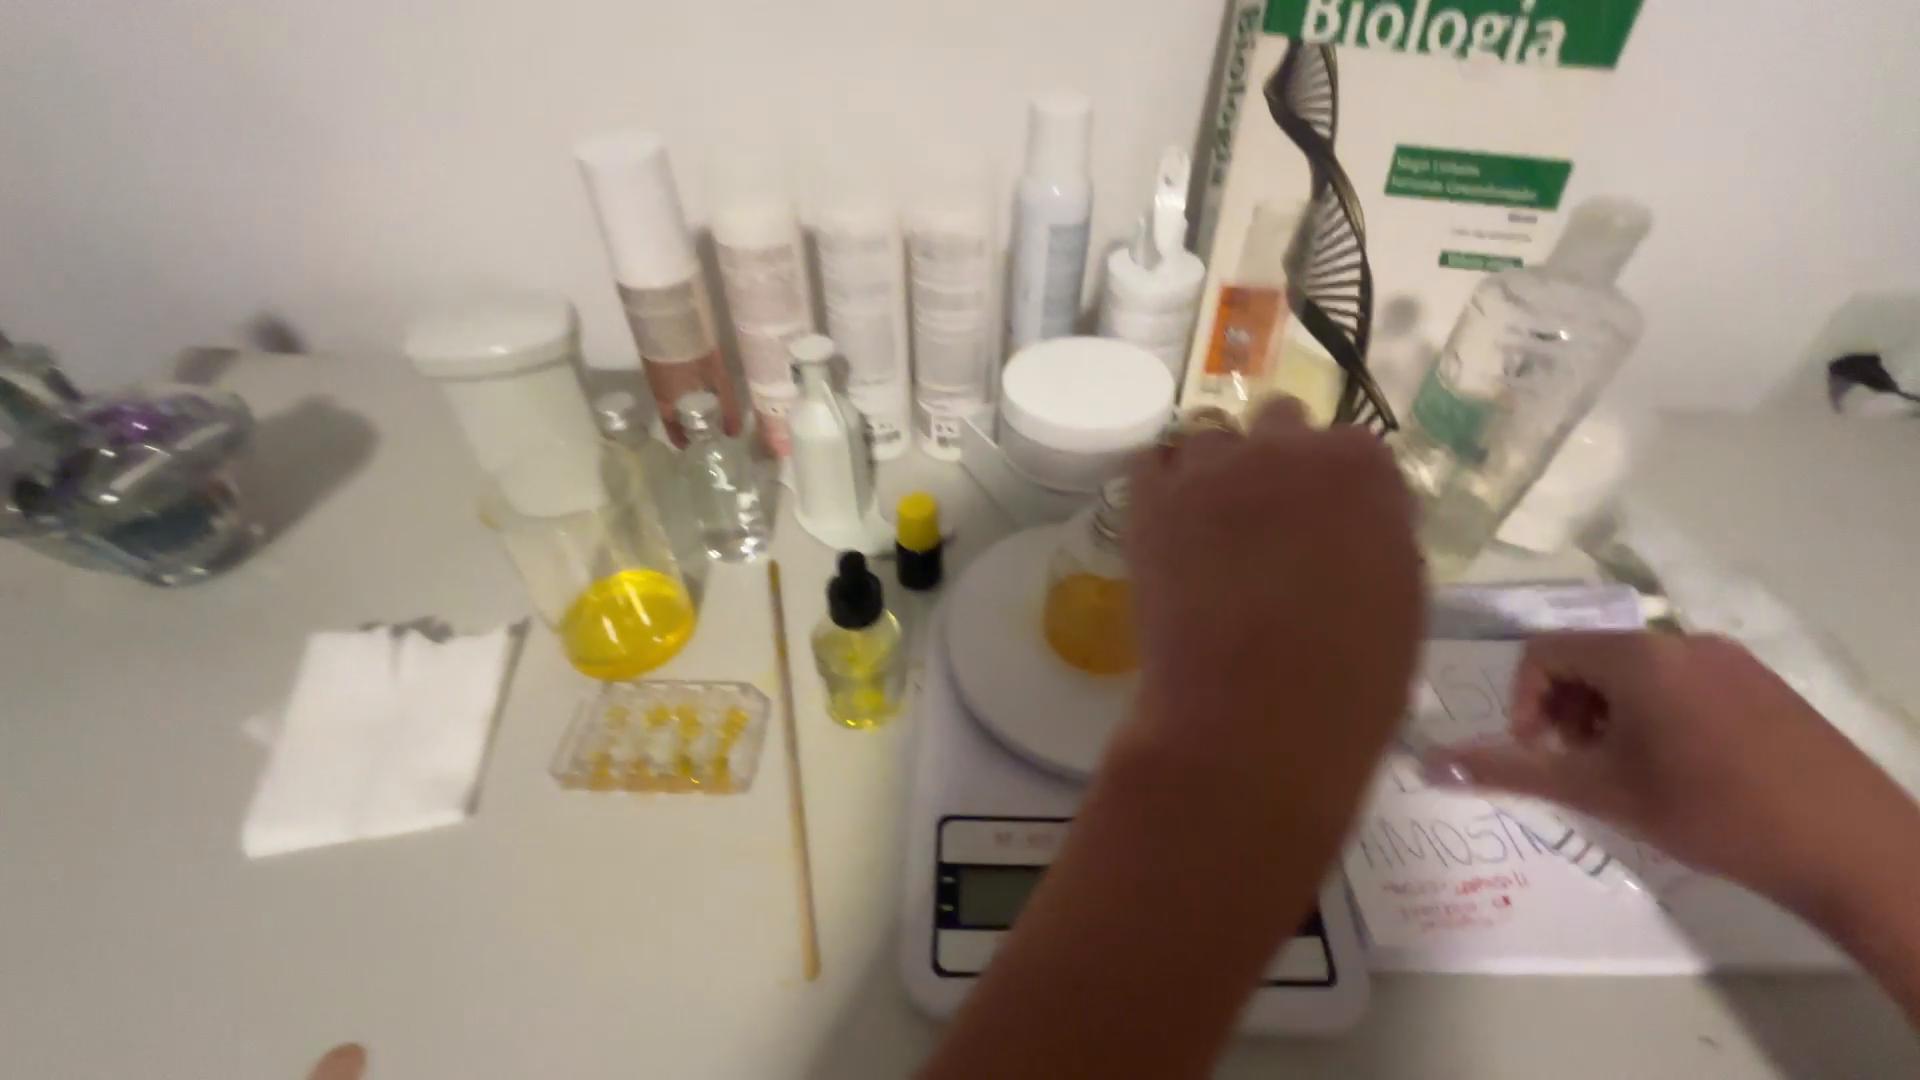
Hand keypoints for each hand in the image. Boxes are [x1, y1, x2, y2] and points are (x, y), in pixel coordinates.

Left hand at [1125, 398, 1424, 834]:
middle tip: (1265, 513)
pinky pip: (1150, 462)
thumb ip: (1374, 531)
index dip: (1335, 484)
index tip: (1325, 517)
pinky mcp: (1152, 501)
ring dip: (1214, 466)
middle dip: (1276, 458)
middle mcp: (1283, 448)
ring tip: (1208, 519)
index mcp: (1361, 468)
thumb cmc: (1347, 676)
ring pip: (1209, 435)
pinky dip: (1162, 481)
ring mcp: (1210, 469)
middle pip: (1277, 422)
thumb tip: (1346, 517)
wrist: (1252, 714)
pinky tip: (1168, 517)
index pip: (1349, 446)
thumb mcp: (1398, 594)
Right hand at [1427, 631, 1919, 915]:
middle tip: (1578, 764)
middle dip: (1565, 710)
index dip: (1523, 700)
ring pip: (1632, 671)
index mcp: (1638, 656)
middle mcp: (1682, 642)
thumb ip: (1508, 770)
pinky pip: (1679, 681)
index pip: (1543, 652)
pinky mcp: (1766, 685)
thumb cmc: (1712, 813)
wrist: (1864, 858)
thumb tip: (1430, 763)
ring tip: (1624, 769)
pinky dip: (1652, 714)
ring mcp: (1731, 661)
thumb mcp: (1596, 791)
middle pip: (1586, 659)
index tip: (1537, 751)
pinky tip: (1677, 767)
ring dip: (1605, 714)